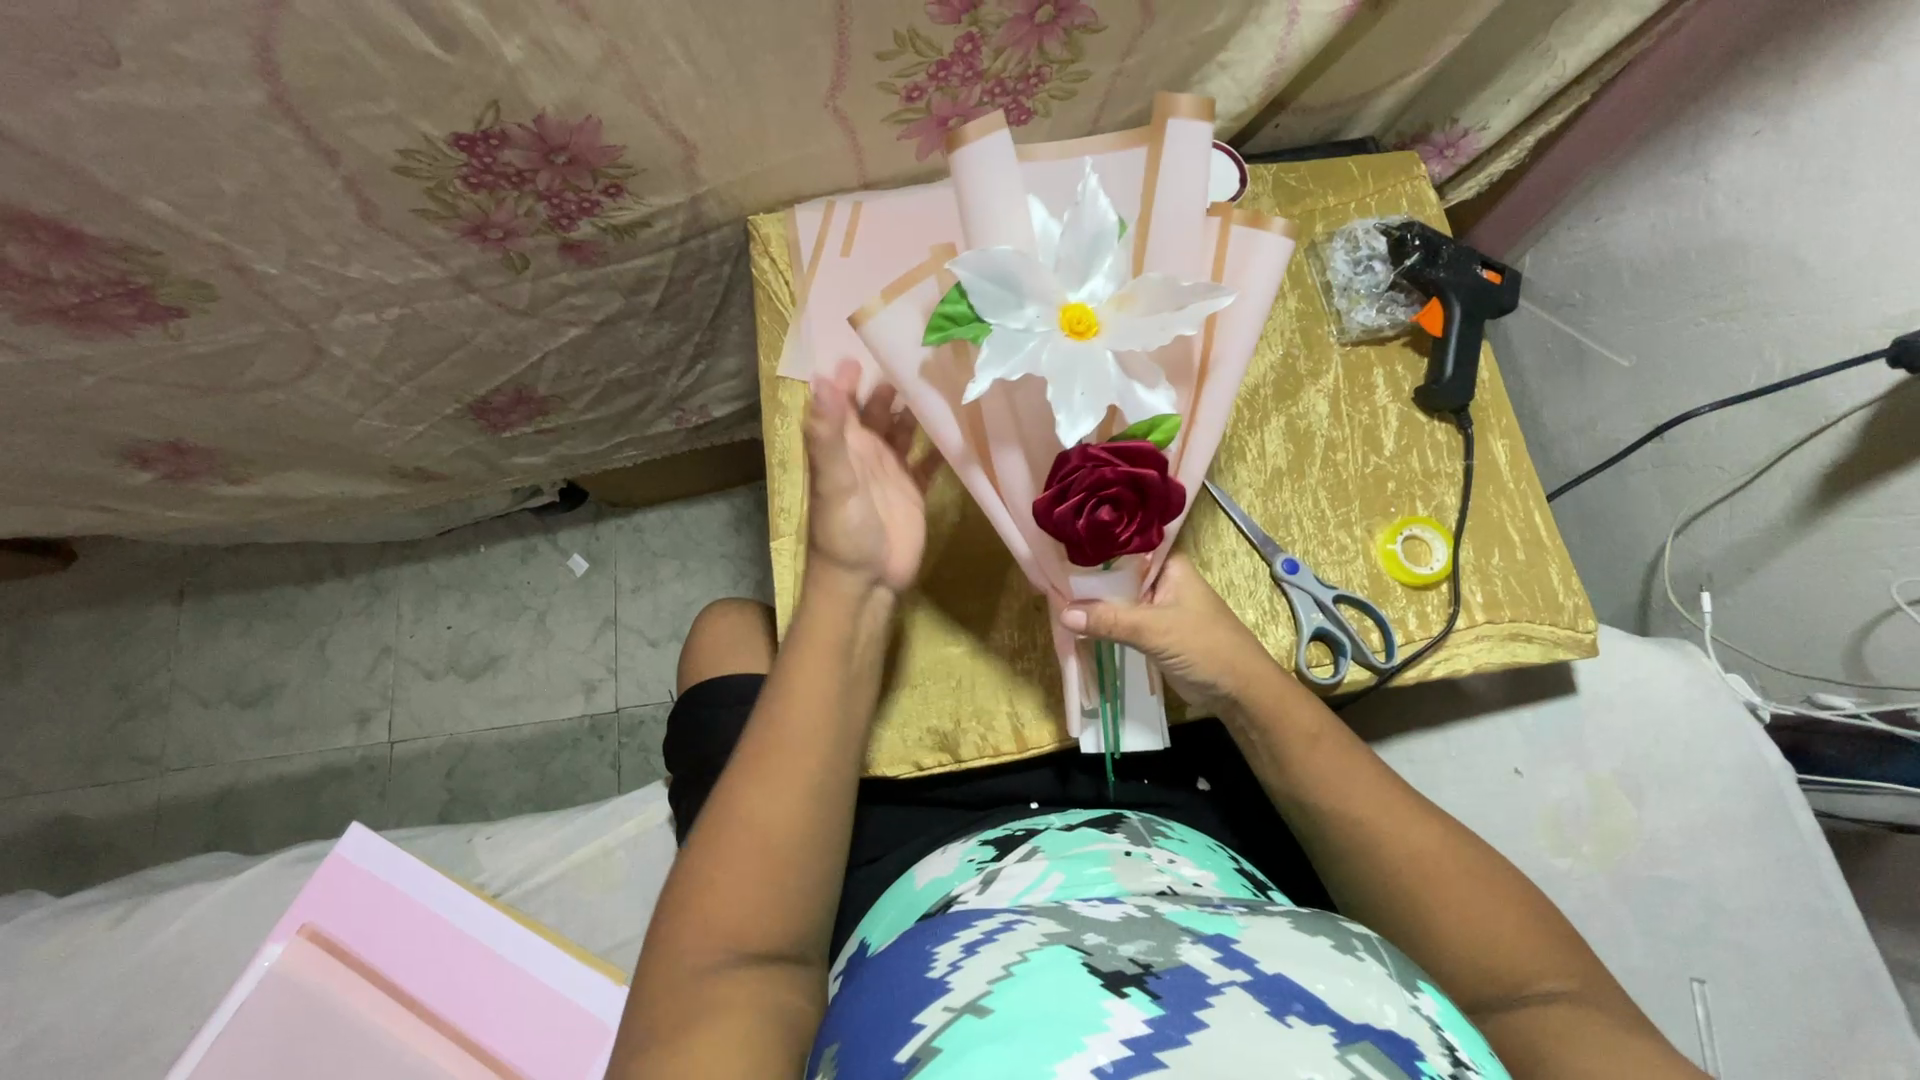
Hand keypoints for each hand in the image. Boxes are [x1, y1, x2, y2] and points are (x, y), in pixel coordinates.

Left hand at [804, 359, 937, 596]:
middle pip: (877, 411)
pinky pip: (929, 461)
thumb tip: (824, 381)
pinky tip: (961, 425)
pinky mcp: (915, 491)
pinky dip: (941, 446)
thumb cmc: (843, 532)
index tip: (865, 349)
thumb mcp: (834, 481)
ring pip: (904, 431)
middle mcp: (866, 453)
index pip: (842, 403)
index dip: (849, 378)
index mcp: (842, 447)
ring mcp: (892, 472)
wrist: (866, 582)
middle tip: (918, 355)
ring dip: (918, 409)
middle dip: (892, 385)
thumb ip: (829, 434)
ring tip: (943, 379)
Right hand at [1059, 553, 1276, 713]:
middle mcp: (1160, 579)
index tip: (1059, 541)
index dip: (1095, 542)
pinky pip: (1119, 620)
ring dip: (1091, 600)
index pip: (1126, 543)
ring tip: (1051, 591)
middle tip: (1046, 569)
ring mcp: (1155, 606)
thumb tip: (1063, 612)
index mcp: (1169, 564)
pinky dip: (1100, 621)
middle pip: (1116, 571)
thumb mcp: (1156, 631)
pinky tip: (1073, 619)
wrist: (1239, 691)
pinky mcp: (1150, 631)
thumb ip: (1110, 620)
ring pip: (1116, 597)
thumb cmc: (1206, 647)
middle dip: (1086, 574)